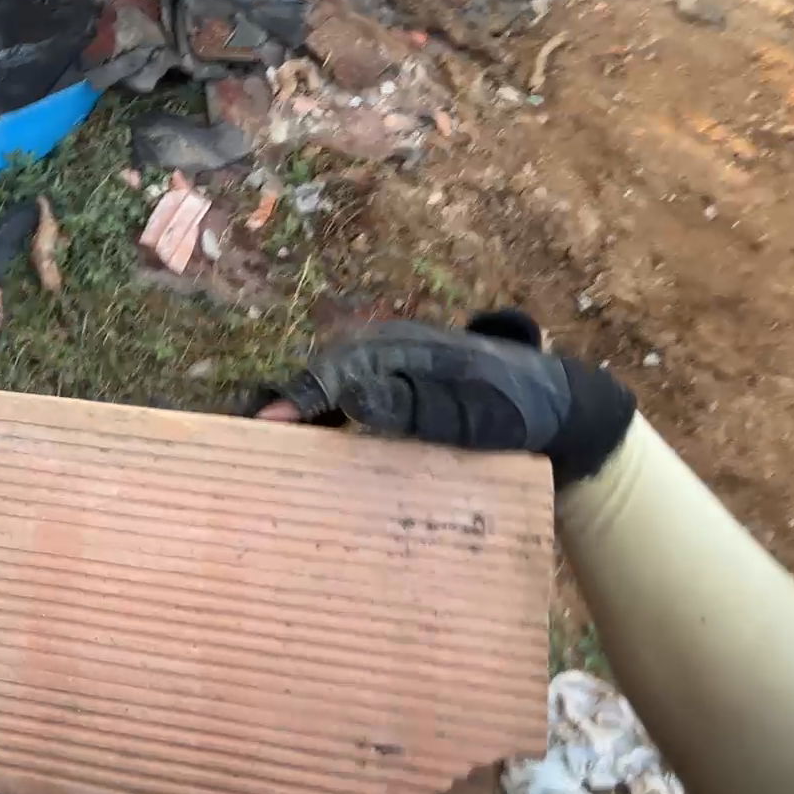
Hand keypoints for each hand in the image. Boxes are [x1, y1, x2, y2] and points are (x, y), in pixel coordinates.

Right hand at [256, 310, 634, 486]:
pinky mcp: (385, 388)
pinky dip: (312, 419)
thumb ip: (416, 406)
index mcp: (394, 352)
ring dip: (290, 412)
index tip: (261, 422)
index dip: (294, 398)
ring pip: (322, 388)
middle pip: (315, 377)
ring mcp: (380, 369)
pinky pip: (339, 400)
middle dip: (277, 402)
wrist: (558, 403)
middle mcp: (377, 353)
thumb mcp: (477, 412)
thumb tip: (353, 401)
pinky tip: (295, 441)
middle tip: (236, 431)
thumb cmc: (518, 409)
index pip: (329, 375)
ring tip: (250, 438)